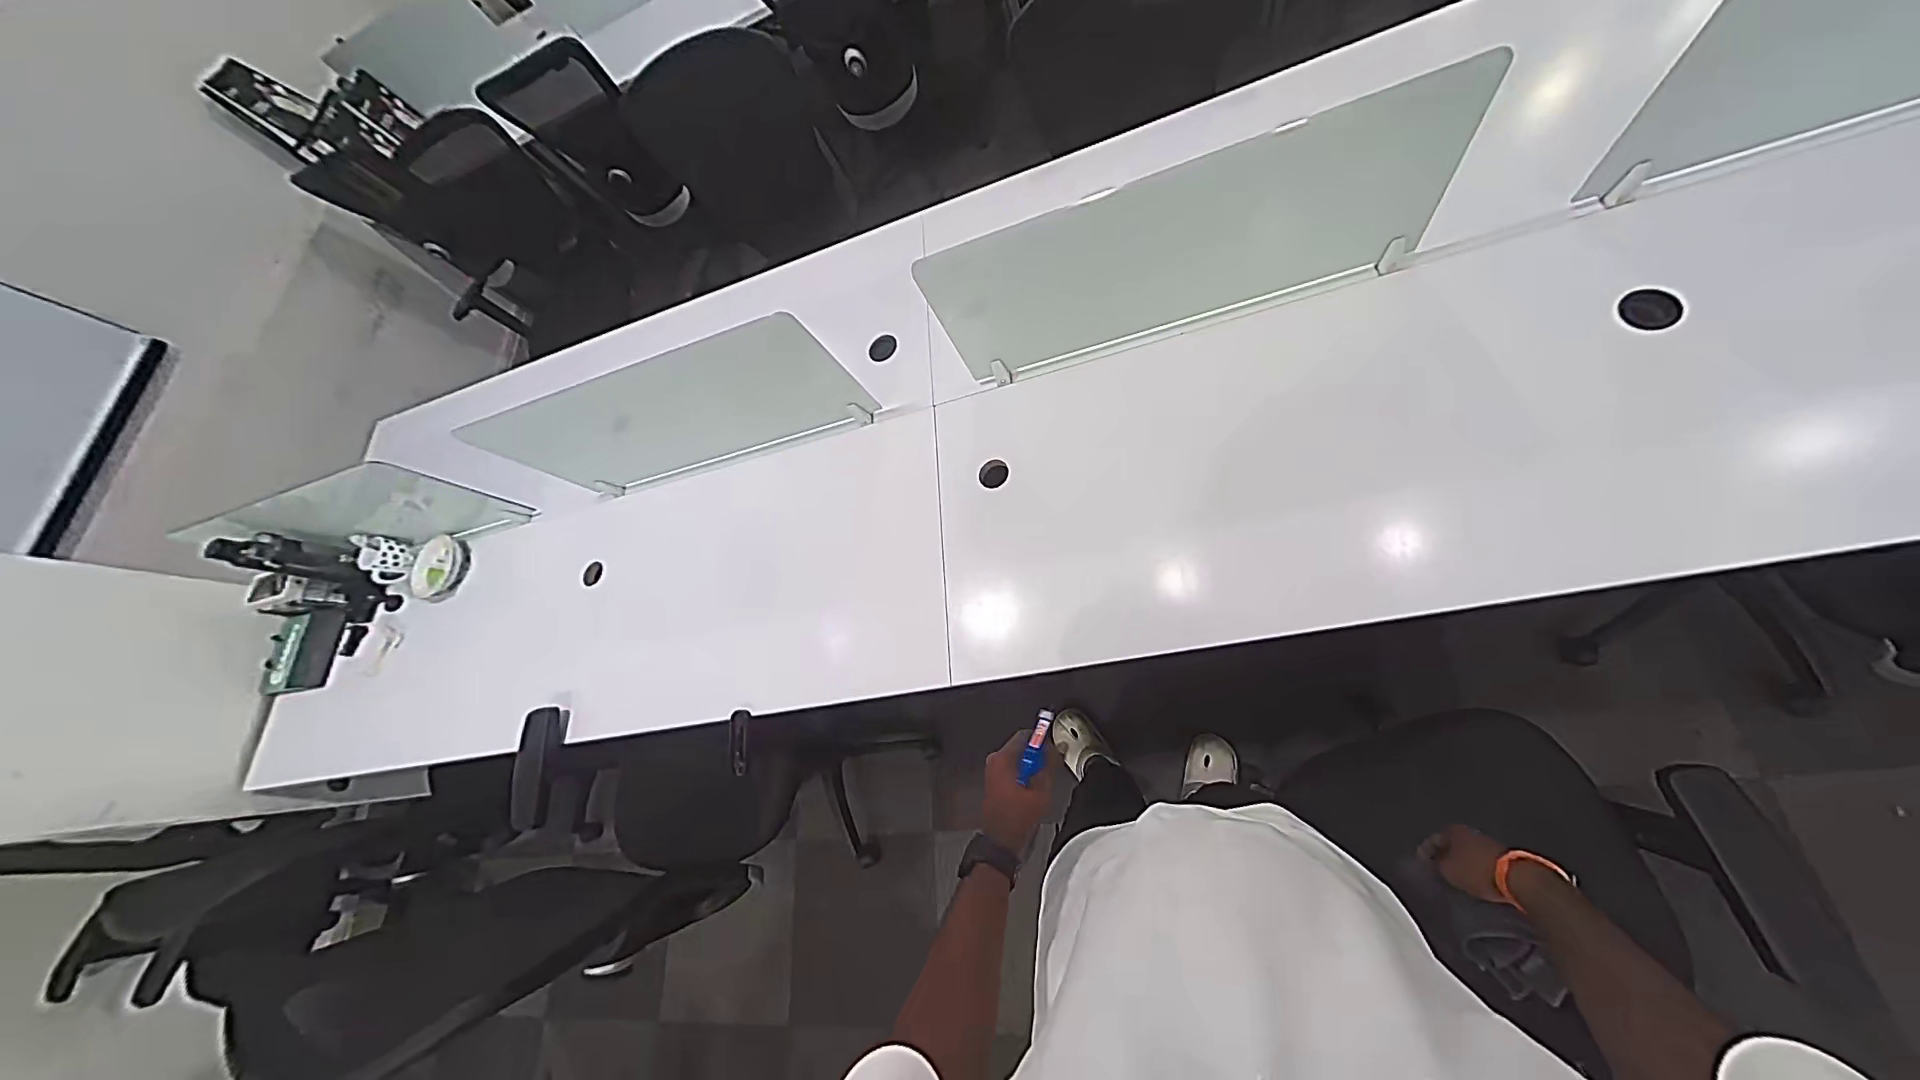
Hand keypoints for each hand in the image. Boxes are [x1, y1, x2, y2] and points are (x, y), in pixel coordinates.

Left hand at [981, 730, 1053, 854]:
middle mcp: (995, 762)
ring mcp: (993, 772)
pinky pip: (1013, 770)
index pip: (1026, 735)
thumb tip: (1055, 749)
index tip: (1054, 747)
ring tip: (1040, 784)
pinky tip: (1032, 791)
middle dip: (1038, 756)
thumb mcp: (1040, 791)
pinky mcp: (995, 782)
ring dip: (1032, 767)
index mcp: (1003, 759)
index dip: (1042, 740)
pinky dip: (1024, 775)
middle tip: (1050, 769)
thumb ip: (1049, 766)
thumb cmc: (1016, 820)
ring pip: (1018, 760)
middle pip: (1022, 747)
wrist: (1001, 843)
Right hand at [1418, 824, 1510, 902]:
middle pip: (1452, 844)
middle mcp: (1469, 832)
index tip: (1423, 865)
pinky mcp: (1503, 856)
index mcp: (1453, 831)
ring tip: (1457, 875)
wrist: (1518, 878)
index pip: (1433, 840)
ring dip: (1461, 862)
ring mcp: (1488, 842)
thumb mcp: (1448, 870)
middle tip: (1439, 869)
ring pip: (1467, 852)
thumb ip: (1436, 864)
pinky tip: (1474, 877)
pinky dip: (1475, 867)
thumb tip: (1433, 862)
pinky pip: (1481, 860)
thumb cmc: (1476, 871)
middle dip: (1445, 856)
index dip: (1425, 852)